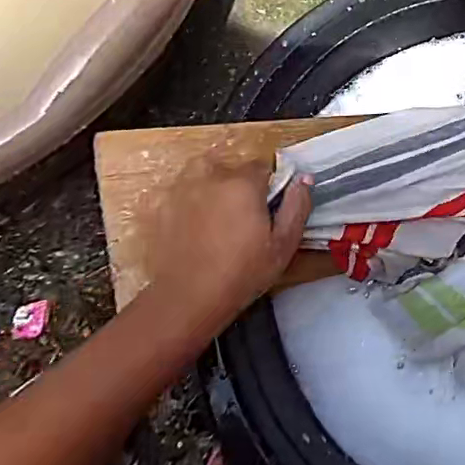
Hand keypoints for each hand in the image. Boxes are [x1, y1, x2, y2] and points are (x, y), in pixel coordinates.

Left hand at [144, 151, 312, 319]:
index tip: (270, 208)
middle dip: (241, 185)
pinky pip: (182, 191)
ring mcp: (182, 190)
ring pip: (203, 173)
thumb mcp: (284, 244)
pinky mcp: (161, 206)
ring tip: (220, 214)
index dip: (270, 185)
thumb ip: (297, 207)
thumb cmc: (243, 272)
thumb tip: (303, 180)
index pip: (263, 167)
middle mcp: (211, 178)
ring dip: (214, 185)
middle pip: (232, 168)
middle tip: (246, 217)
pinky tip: (196, 224)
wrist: (188, 297)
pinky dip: (191, 200)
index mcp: (243, 184)